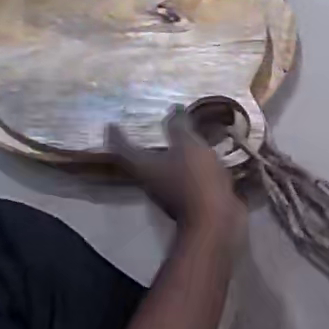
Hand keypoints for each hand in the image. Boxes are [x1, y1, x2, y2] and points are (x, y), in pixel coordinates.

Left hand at [104, 106, 246, 243]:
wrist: (216, 219)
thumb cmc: (196, 180)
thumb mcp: (188, 146)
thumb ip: (179, 127)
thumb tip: (173, 109)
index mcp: (144, 166)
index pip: (122, 148)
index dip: (117, 135)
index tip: (112, 124)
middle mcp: (151, 181)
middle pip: (141, 161)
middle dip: (145, 146)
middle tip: (149, 130)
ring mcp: (170, 193)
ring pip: (165, 170)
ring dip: (170, 157)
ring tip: (181, 142)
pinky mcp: (190, 201)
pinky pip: (186, 179)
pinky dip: (190, 168)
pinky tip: (204, 159)